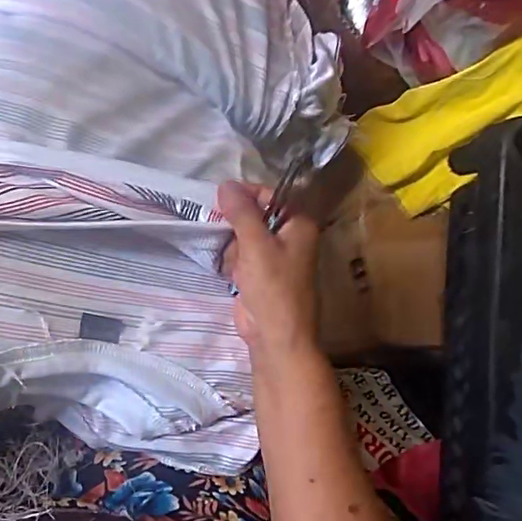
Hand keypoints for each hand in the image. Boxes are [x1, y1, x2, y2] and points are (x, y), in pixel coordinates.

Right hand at [219, 180, 320, 359]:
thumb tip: (225, 184)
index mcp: (299, 224)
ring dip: (234, 248)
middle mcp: (289, 236)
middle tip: (232, 241)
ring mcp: (274, 256)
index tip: (222, 202)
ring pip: (243, 236)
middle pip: (254, 215)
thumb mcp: (255, 244)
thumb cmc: (273, 287)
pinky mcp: (260, 274)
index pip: (270, 194)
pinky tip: (234, 276)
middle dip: (237, 227)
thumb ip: (240, 212)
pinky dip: (234, 263)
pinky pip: (241, 256)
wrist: (275, 335)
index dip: (246, 195)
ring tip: (236, 266)